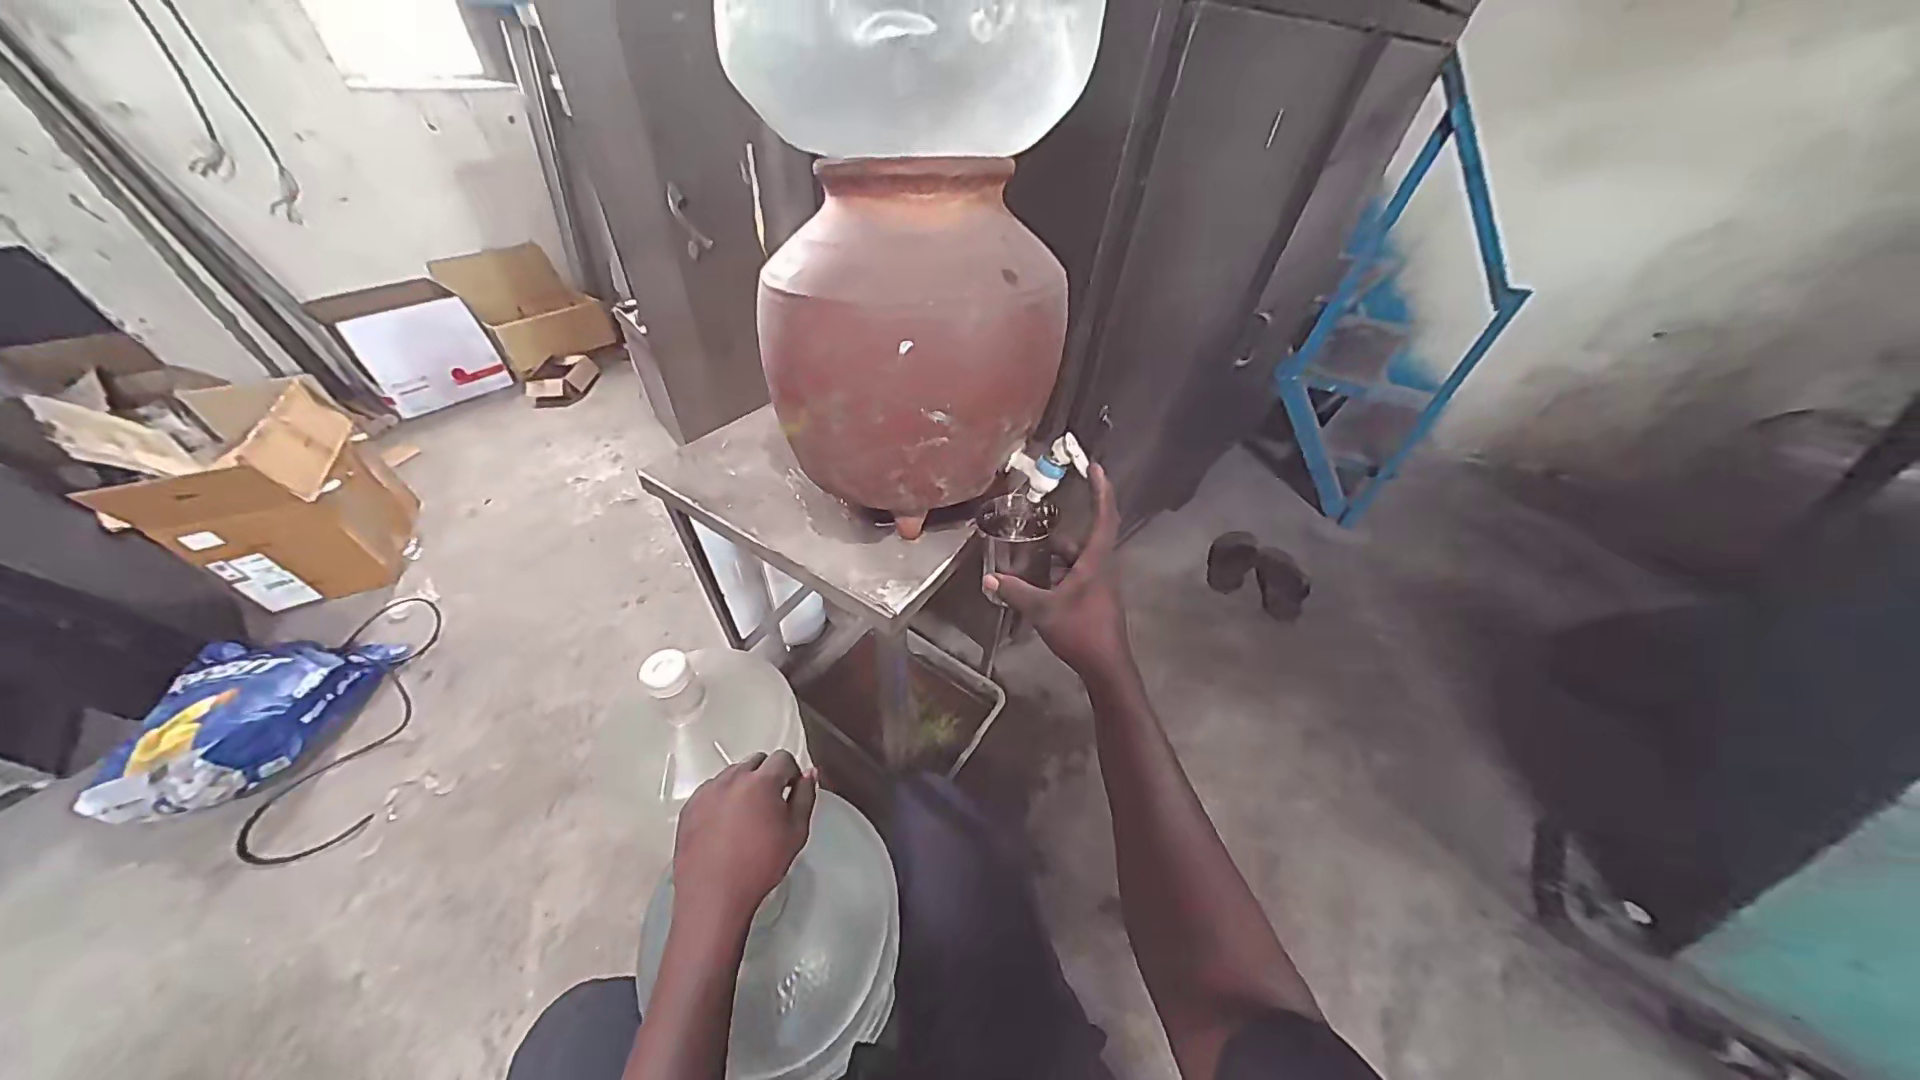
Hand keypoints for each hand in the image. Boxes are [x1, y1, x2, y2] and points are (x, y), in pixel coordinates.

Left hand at [673, 751, 817, 924]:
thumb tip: (808, 774)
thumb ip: (806, 796)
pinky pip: (711, 790)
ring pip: (733, 774)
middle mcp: (732, 779)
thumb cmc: (758, 867)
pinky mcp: (689, 807)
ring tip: (747, 817)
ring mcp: (707, 792)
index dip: (792, 773)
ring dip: (744, 785)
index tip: (792, 791)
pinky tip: (726, 826)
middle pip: (756, 761)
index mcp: (761, 782)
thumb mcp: (796, 832)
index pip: (783, 758)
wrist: (713, 897)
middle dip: (767, 775)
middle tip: (771, 804)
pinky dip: (722, 799)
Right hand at [985, 463, 1132, 681]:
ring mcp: (1101, 582)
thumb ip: (1015, 591)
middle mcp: (1103, 565)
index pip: (1104, 515)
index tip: (1095, 467)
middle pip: (1090, 532)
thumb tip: (989, 578)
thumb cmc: (1081, 631)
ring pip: (1080, 554)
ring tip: (1034, 541)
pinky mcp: (1096, 595)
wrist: (1106, 665)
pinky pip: (1077, 570)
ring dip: (1060, 547)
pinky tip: (1039, 574)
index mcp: (1097, 560)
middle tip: (1050, 503)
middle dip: (1073, 516)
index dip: (1101, 489)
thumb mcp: (1043, 609)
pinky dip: (1060, 566)